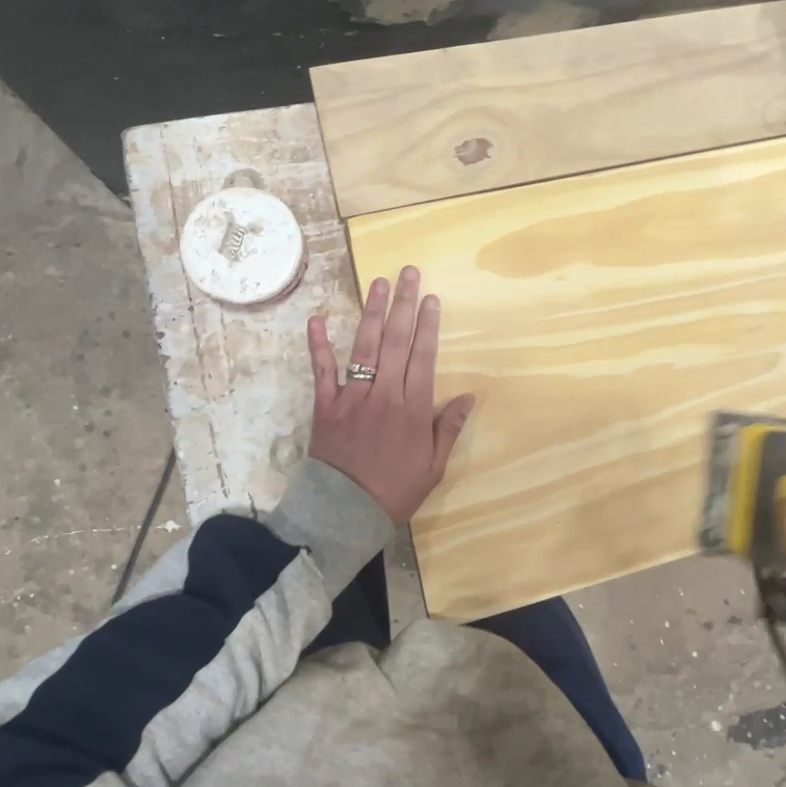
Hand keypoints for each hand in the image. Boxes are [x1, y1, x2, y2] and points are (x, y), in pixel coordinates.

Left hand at [305, 266, 477, 524]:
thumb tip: (470, 395)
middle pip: (397, 341)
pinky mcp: (326, 405)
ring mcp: (353, 397)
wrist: (346, 513)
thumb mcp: (434, 466)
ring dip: (373, 312)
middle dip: (404, 304)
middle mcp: (385, 394)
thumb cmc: (395, 491)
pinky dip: (318, 344)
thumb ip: (449, 428)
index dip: (429, 324)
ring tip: (379, 283)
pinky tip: (315, 318)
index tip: (432, 297)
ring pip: (365, 346)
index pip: (423, 356)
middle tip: (408, 272)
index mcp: (414, 408)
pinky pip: (322, 370)